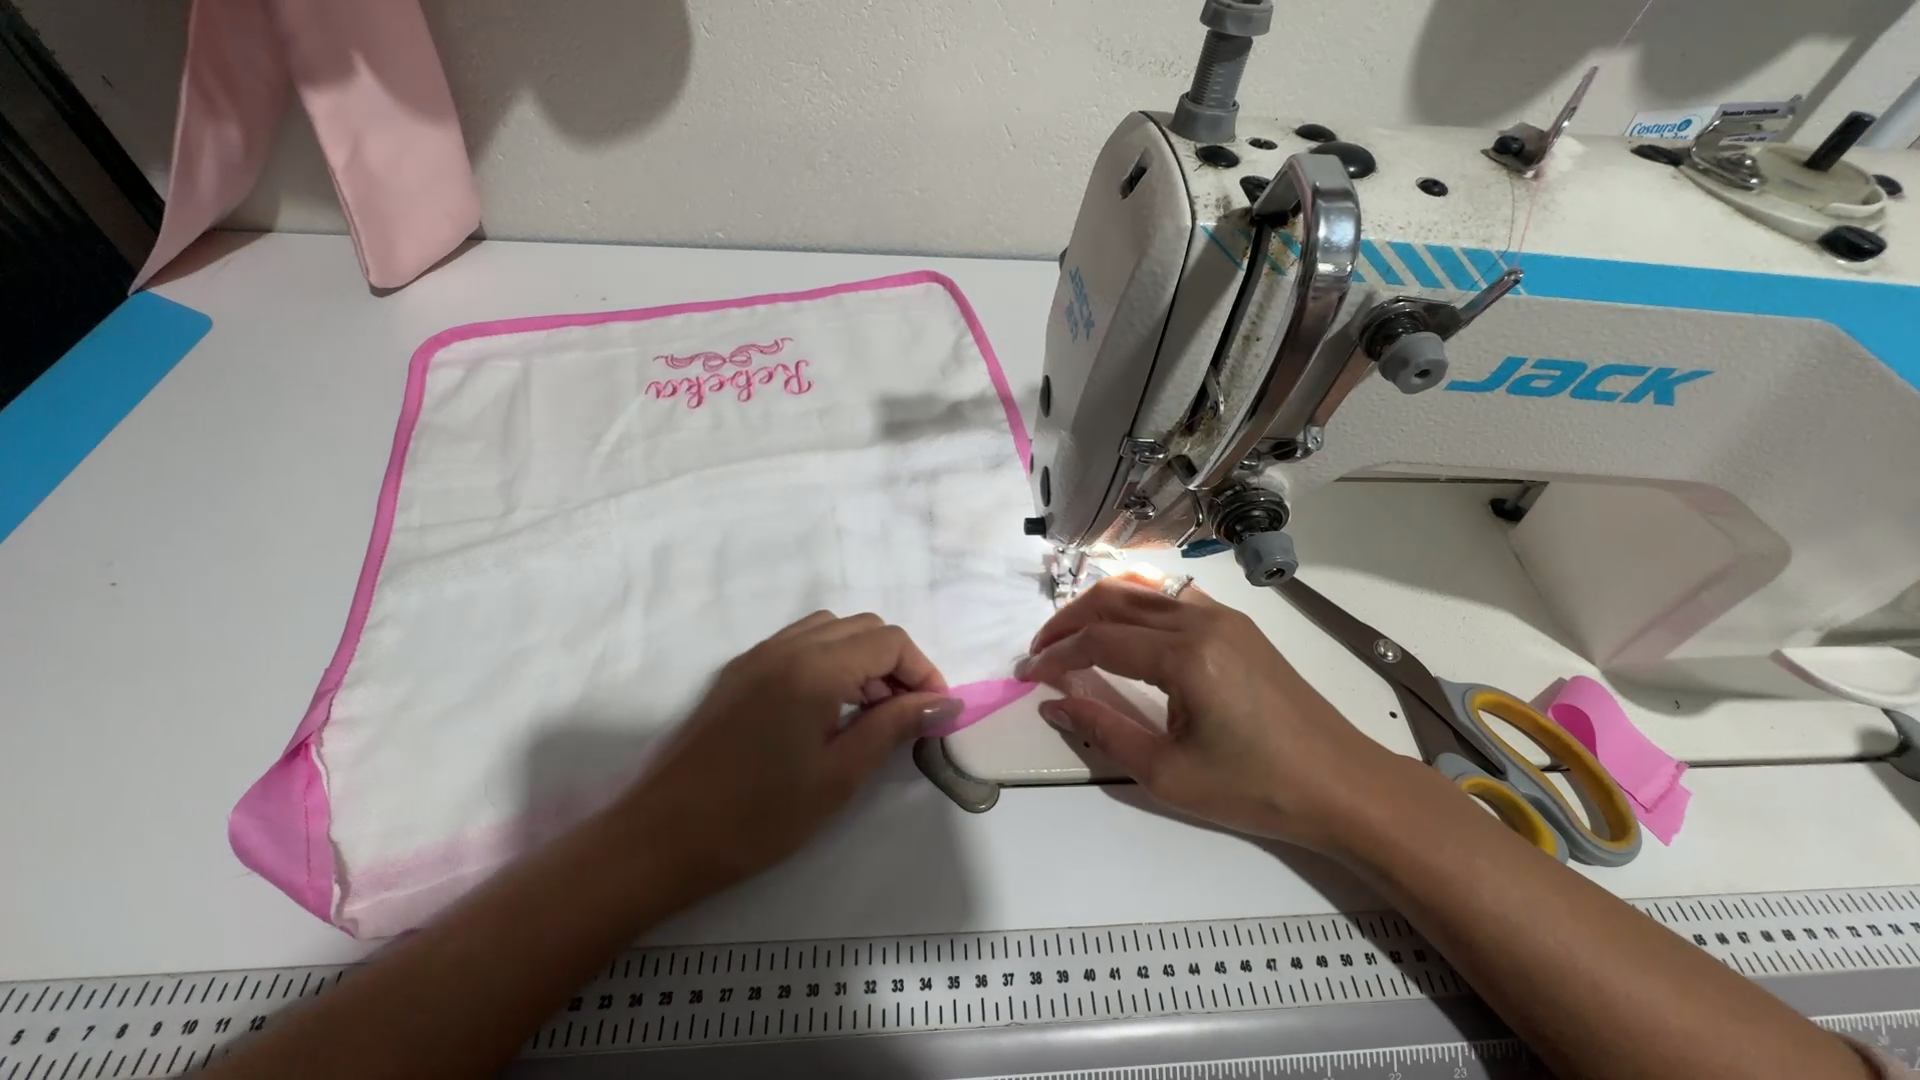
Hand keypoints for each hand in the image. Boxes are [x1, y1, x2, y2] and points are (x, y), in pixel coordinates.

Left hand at [606, 612, 963, 903]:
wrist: (660, 840)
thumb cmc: (758, 817)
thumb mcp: (839, 776)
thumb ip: (893, 727)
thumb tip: (944, 703)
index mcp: (813, 668)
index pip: (888, 642)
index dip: (923, 671)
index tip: (936, 712)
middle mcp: (783, 648)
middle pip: (860, 628)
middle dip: (895, 663)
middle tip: (906, 714)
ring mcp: (754, 658)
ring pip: (827, 631)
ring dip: (860, 659)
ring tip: (868, 714)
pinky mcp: (735, 675)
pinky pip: (796, 646)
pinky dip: (826, 663)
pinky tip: (825, 713)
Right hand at [1017, 574, 1408, 853]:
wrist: (1341, 786)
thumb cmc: (1255, 789)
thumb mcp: (1167, 774)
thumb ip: (1103, 731)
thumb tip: (1054, 704)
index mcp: (1186, 656)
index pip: (1100, 641)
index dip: (1056, 655)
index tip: (1027, 675)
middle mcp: (1203, 620)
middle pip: (1116, 599)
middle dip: (1069, 620)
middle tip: (1041, 650)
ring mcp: (1225, 617)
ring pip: (1145, 590)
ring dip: (1100, 606)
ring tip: (1073, 636)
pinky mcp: (1239, 625)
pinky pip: (1173, 597)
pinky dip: (1136, 603)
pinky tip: (1124, 628)